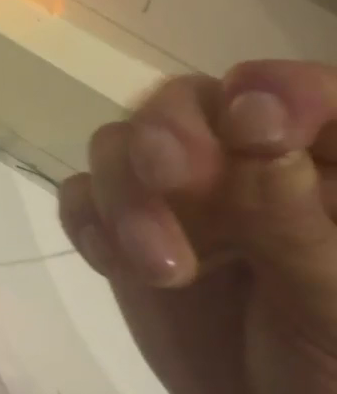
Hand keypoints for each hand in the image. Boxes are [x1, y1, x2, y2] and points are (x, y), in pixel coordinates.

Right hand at [59, 61, 336, 393]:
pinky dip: (89, 221)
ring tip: (154, 268)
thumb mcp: (336, 304)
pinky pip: (82, 191)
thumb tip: (250, 115)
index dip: (281, 89)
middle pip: (190, 104)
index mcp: (329, 179)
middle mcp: (252, 170)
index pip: (309, 97)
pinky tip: (109, 262)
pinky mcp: (121, 224)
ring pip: (123, 144)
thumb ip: (296, 216)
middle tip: (166, 175)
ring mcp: (182, 197)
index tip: (255, 118)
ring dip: (125, 195)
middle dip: (167, 134)